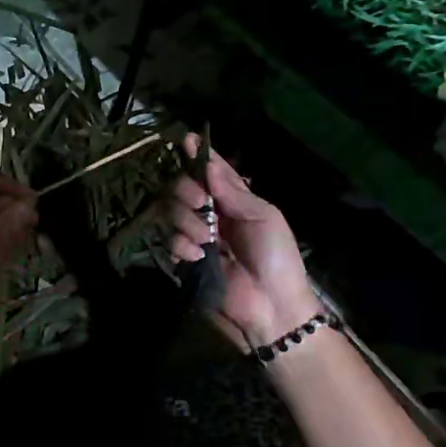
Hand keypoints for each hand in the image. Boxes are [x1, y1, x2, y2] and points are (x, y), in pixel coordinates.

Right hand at [165, 133, 322, 350]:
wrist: (272, 307)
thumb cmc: (276, 257)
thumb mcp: (264, 217)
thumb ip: (234, 192)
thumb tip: (208, 166)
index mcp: (235, 200)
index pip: (213, 171)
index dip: (199, 156)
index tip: (186, 140)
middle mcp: (213, 213)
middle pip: (182, 187)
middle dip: (186, 189)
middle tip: (200, 203)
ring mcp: (197, 236)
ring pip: (171, 211)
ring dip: (185, 220)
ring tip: (206, 239)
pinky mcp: (185, 260)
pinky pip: (169, 241)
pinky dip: (180, 245)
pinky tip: (196, 256)